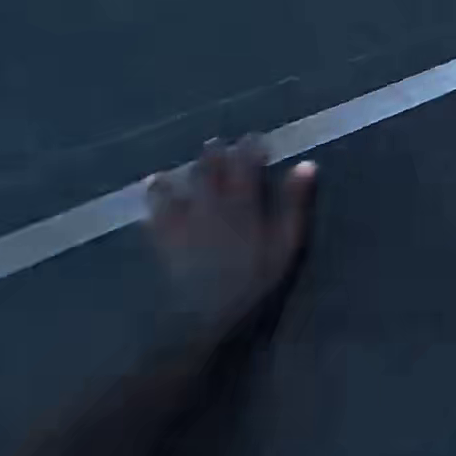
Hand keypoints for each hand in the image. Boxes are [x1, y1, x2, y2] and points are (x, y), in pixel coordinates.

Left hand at [145, 137, 316, 330]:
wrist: (207, 318)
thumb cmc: (256, 279)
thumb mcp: (287, 241)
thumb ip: (295, 202)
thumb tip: (307, 164)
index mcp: (242, 203)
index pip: (246, 164)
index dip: (250, 147)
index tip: (255, 137)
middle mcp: (210, 206)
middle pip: (208, 172)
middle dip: (212, 155)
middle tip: (216, 143)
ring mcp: (183, 225)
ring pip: (173, 191)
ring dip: (173, 178)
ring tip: (169, 172)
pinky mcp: (165, 246)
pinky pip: (154, 221)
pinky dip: (151, 209)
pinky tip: (147, 208)